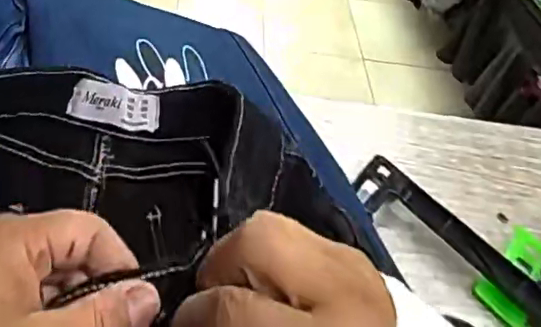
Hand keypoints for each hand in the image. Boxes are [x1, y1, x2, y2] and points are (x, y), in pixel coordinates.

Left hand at [0, 211, 161, 326]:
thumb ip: (102, 315)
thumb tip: (151, 296)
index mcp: (18, 235)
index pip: (90, 230)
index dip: (119, 265)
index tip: (139, 310)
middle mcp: (4, 243)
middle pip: (74, 256)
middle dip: (97, 295)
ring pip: (55, 283)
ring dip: (76, 313)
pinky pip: (30, 302)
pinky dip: (51, 322)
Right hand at [172, 212, 392, 326]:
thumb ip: (236, 326)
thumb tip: (193, 314)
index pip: (233, 305)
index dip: (194, 312)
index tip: (179, 320)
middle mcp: (342, 289)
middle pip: (260, 236)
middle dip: (221, 261)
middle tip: (207, 299)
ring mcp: (356, 267)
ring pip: (281, 225)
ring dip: (248, 254)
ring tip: (236, 290)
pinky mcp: (361, 262)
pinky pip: (305, 239)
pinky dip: (279, 257)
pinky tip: (272, 289)